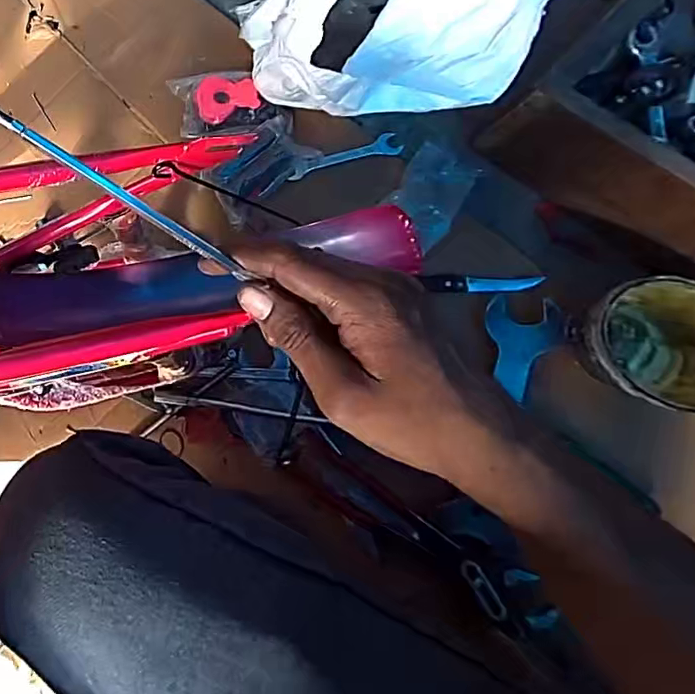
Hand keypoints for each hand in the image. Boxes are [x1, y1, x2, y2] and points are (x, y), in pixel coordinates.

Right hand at [230, 241, 523, 480]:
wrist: (486, 438)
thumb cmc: (411, 425)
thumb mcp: (341, 394)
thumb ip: (294, 338)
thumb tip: (249, 293)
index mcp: (363, 300)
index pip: (290, 261)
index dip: (244, 256)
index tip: (207, 261)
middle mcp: (378, 279)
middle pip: (303, 259)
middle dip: (261, 271)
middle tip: (231, 298)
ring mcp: (392, 284)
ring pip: (321, 269)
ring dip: (287, 286)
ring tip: (271, 326)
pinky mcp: (398, 296)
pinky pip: (341, 282)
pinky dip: (311, 294)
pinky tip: (305, 325)